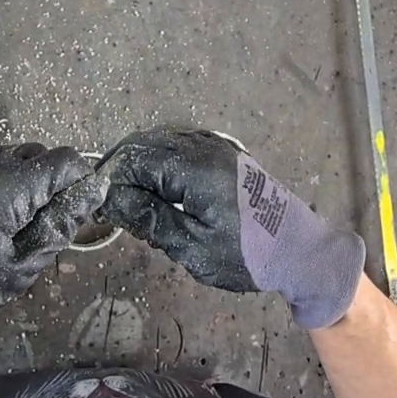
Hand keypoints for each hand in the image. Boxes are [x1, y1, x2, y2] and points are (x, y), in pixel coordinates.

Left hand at [0, 143, 101, 397]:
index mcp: (11, 184)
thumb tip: (89, 196)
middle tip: (30, 223)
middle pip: (30, 154)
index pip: (63, 161)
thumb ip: (58, 228)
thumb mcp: (17, 269)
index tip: (74, 204)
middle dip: (41, 181)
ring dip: (6, 180)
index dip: (76, 180)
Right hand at [100, 128, 363, 328]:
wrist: (301, 250)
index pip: (136, 158)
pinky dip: (159, 162)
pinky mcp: (222, 153)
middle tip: (108, 203)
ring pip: (161, 142)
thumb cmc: (248, 255)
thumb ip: (150, 218)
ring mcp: (214, 146)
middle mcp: (203, 147)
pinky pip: (179, 146)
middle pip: (145, 144)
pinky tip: (155, 188)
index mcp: (195, 168)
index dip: (110, 177)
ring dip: (139, 164)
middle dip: (121, 169)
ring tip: (128, 199)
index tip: (95, 202)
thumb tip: (110, 198)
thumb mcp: (193, 246)